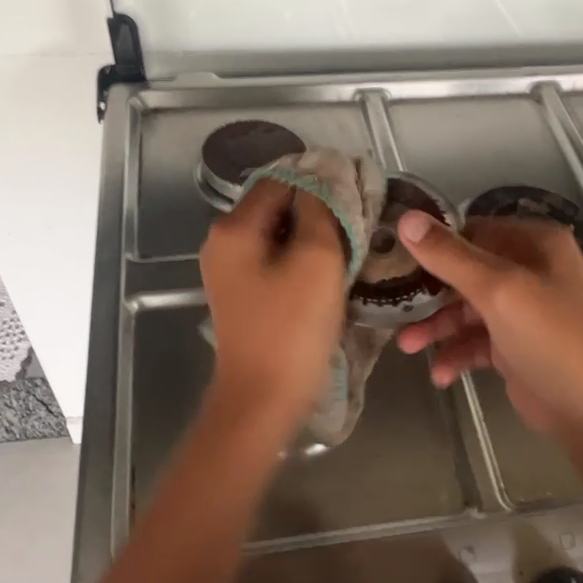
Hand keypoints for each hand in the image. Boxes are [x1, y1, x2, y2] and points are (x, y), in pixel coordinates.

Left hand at [200, 179, 347, 435]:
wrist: (263, 401)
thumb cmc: (291, 328)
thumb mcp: (317, 260)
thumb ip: (320, 211)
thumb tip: (323, 182)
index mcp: (233, 228)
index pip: (281, 181)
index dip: (320, 182)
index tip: (358, 195)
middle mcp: (223, 244)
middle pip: (277, 208)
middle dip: (318, 212)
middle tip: (359, 224)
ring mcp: (231, 274)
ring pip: (279, 237)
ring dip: (314, 240)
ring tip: (351, 249)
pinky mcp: (245, 299)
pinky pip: (277, 265)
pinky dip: (302, 263)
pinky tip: (331, 276)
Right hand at [394, 213, 582, 440]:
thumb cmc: (551, 337)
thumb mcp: (498, 290)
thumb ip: (450, 256)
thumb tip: (405, 218)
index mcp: (535, 244)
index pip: (472, 230)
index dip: (433, 244)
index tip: (392, 258)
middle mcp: (531, 271)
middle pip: (465, 272)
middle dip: (429, 293)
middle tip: (391, 305)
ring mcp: (524, 311)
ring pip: (466, 310)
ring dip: (437, 327)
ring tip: (407, 347)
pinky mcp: (516, 348)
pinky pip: (476, 343)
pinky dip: (456, 355)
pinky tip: (441, 375)